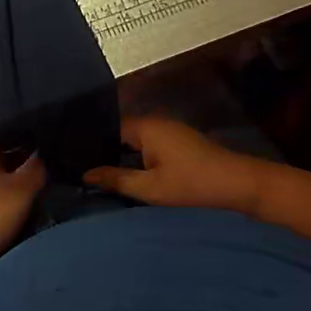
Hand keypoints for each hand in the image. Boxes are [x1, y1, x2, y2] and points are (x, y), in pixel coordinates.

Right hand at [84, 116, 272, 215]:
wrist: (239, 185)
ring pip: (135, 140)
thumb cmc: (192, 185)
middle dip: (104, 149)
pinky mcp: (179, 142)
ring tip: (98, 172)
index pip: (108, 127)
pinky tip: (128, 173)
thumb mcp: (150, 188)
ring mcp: (170, 130)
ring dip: (121, 155)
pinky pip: (148, 145)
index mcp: (146, 126)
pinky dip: (137, 157)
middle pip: (121, 132)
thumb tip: (86, 174)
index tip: (72, 157)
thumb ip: (116, 179)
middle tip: (80, 168)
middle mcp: (156, 121)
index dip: (90, 142)